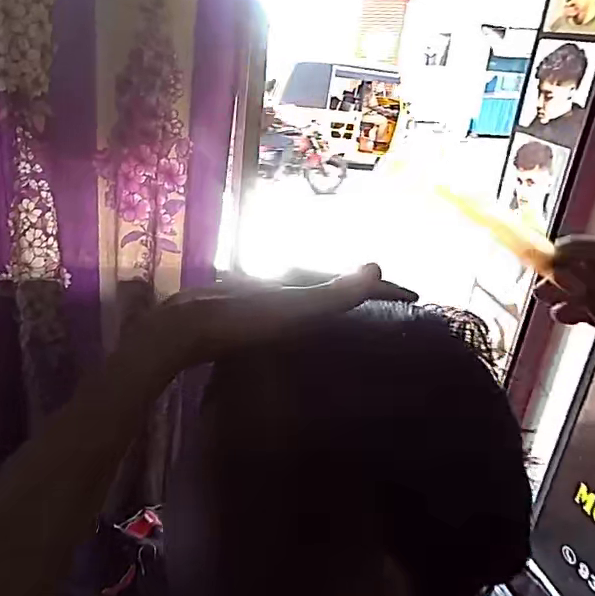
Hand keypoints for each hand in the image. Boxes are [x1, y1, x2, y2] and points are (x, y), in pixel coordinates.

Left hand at [121, 265, 416, 378]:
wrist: (181, 329)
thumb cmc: (238, 321)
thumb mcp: (290, 309)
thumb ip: (330, 294)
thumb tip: (376, 266)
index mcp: (290, 279)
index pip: (345, 279)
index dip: (379, 287)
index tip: (413, 295)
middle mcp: (274, 281)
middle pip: (323, 282)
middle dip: (354, 290)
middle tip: (383, 302)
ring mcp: (252, 294)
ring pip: (298, 293)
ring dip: (325, 300)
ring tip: (345, 315)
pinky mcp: (234, 312)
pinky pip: (279, 307)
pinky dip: (298, 313)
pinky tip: (292, 329)